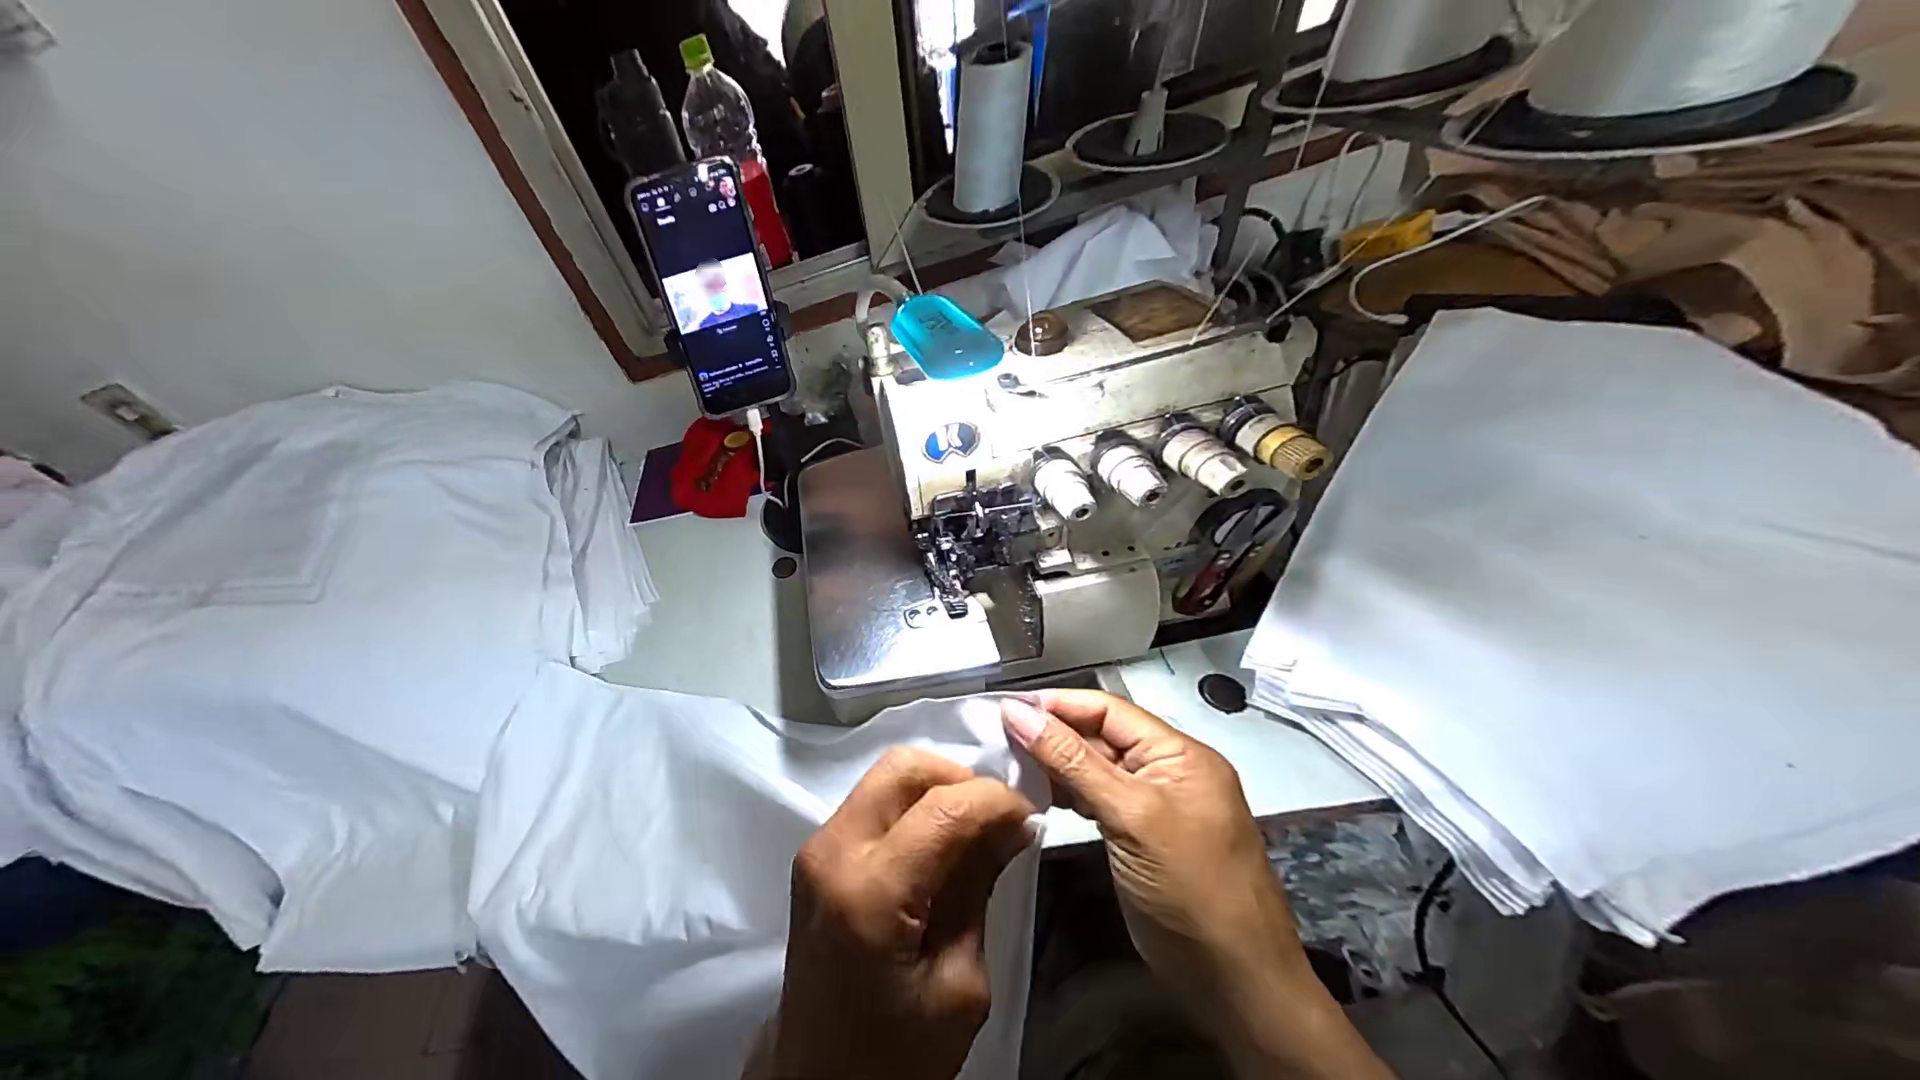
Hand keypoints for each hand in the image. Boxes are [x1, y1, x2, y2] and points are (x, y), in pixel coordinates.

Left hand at [750, 747, 1036, 1079]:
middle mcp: (834, 853)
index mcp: (869, 895)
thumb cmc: (894, 1053)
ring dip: (937, 787)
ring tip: (972, 827)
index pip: (944, 809)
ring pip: (886, 774)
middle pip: (904, 767)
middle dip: (961, 778)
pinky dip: (913, 802)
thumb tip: (1014, 824)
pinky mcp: (816, 852)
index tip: (1029, 815)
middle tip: (996, 817)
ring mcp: (817, 847)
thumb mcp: (960, 983)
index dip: (996, 801)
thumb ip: (979, 888)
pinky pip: (872, 799)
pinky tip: (939, 838)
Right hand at [1002, 691, 1394, 1079]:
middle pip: (1101, 735)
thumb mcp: (1131, 816)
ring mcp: (1154, 804)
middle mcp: (1167, 770)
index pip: (1109, 709)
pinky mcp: (1141, 835)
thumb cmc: (1190, 889)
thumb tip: (1019, 712)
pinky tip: (1038, 792)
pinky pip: (1100, 799)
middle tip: (997, 735)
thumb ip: (1074, 761)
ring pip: (1097, 768)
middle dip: (1053, 733)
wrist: (1237, 982)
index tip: (1007, 707)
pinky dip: (1069, 793)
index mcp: (1178, 752)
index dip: (1058, 704)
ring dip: (1056, 764)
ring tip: (1008, 760)